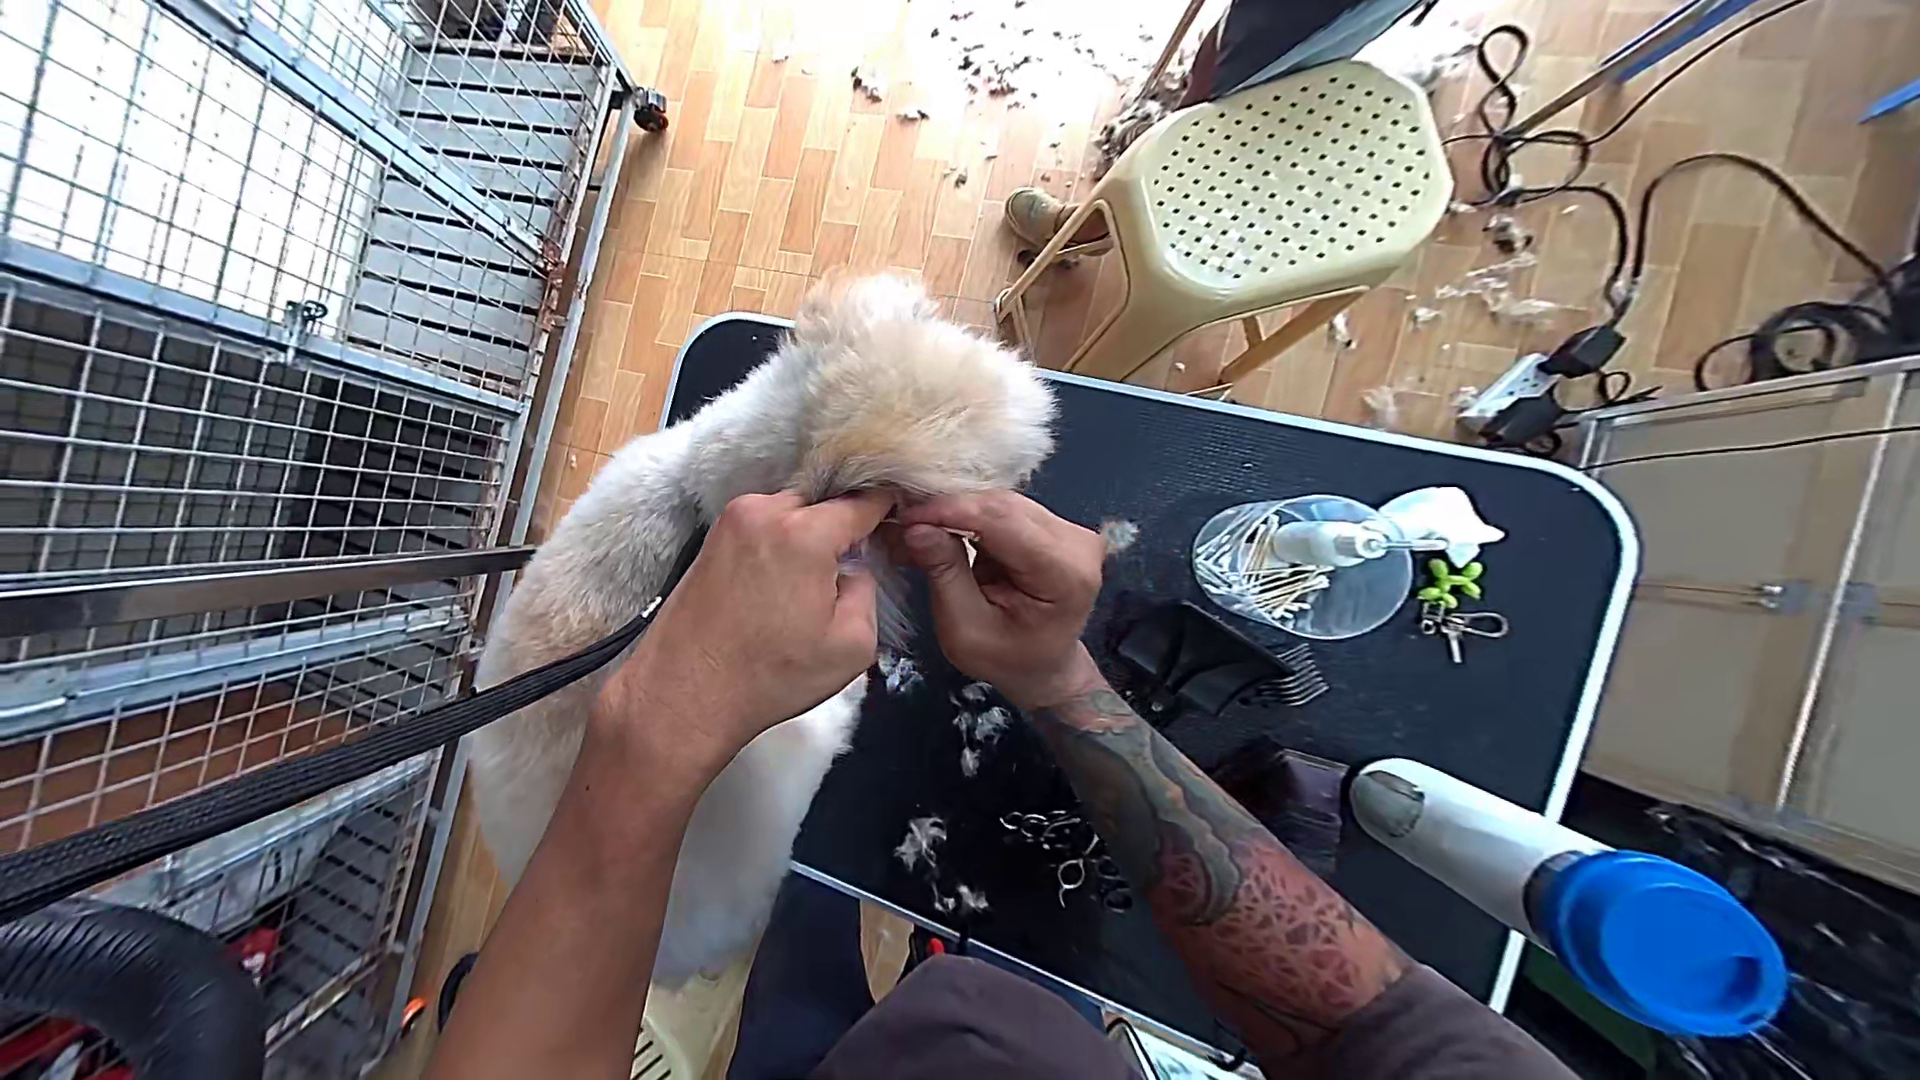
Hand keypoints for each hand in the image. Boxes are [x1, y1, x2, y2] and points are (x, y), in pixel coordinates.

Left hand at [601, 490, 891, 774]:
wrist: (683, 697)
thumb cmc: (771, 677)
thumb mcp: (853, 644)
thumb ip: (868, 588)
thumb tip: (853, 566)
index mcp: (805, 533)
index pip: (863, 501)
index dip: (887, 510)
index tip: (897, 522)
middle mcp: (765, 510)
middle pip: (826, 502)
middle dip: (843, 526)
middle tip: (849, 565)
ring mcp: (732, 519)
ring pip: (793, 511)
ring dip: (809, 533)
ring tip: (809, 581)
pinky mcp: (712, 536)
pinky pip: (765, 523)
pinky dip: (781, 541)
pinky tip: (778, 582)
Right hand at [892, 491, 1106, 709]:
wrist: (1043, 666)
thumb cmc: (1005, 658)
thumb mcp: (964, 628)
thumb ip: (945, 574)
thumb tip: (916, 526)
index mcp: (1066, 573)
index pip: (1003, 522)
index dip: (951, 511)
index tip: (906, 516)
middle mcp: (1077, 543)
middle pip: (1002, 506)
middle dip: (949, 510)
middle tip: (903, 522)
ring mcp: (1070, 531)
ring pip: (1001, 502)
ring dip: (957, 511)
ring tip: (918, 527)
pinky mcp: (1056, 526)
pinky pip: (1005, 509)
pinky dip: (970, 516)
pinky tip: (942, 528)